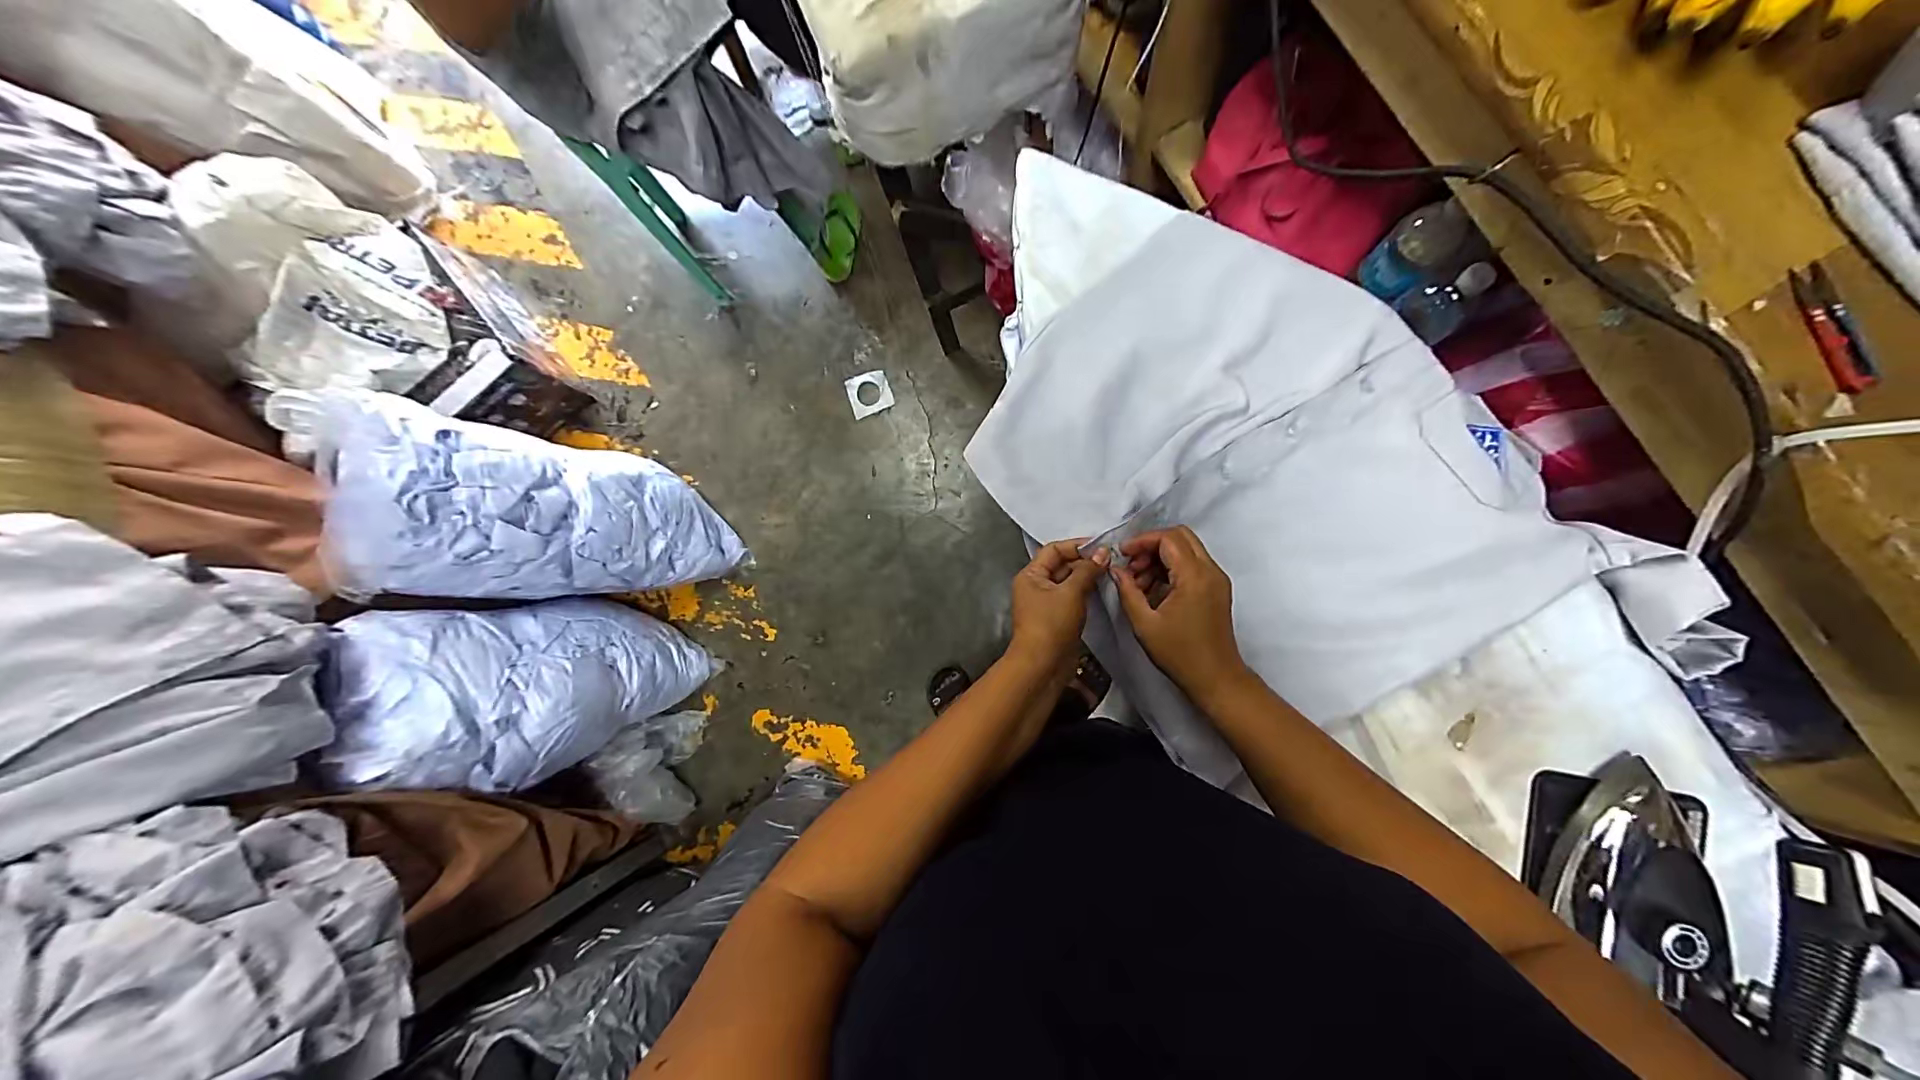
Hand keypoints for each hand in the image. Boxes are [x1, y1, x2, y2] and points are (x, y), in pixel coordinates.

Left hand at [1009, 539, 1108, 667]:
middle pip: (1062, 564)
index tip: (1102, 547)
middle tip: (1112, 560)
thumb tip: (1102, 553)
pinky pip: (1073, 597)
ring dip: (1089, 577)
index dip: (1077, 546)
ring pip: (1070, 582)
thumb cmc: (1051, 625)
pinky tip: (1104, 590)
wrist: (1043, 665)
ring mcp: (1047, 602)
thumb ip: (1087, 570)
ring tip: (1112, 573)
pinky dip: (1087, 592)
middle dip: (1085, 561)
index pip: (1054, 550)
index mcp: (1031, 575)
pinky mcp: (1058, 617)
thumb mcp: (1070, 593)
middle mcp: (1036, 585)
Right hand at [1110, 526, 1251, 700]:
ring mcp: (1216, 580)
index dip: (1142, 541)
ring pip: (1187, 549)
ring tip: (1138, 582)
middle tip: (1131, 565)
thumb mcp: (1145, 623)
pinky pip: (1192, 565)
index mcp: (1195, 576)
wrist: (1216, 678)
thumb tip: (1116, 570)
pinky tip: (1153, 590)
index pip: (1168, 538)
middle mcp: (1210, 571)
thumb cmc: (1180, 653)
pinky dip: (1172, 569)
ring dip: (1161, 557)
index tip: (1122, 554)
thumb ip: (1128, 591)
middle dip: (1152, 545)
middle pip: (1180, 537)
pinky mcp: (1216, 589)